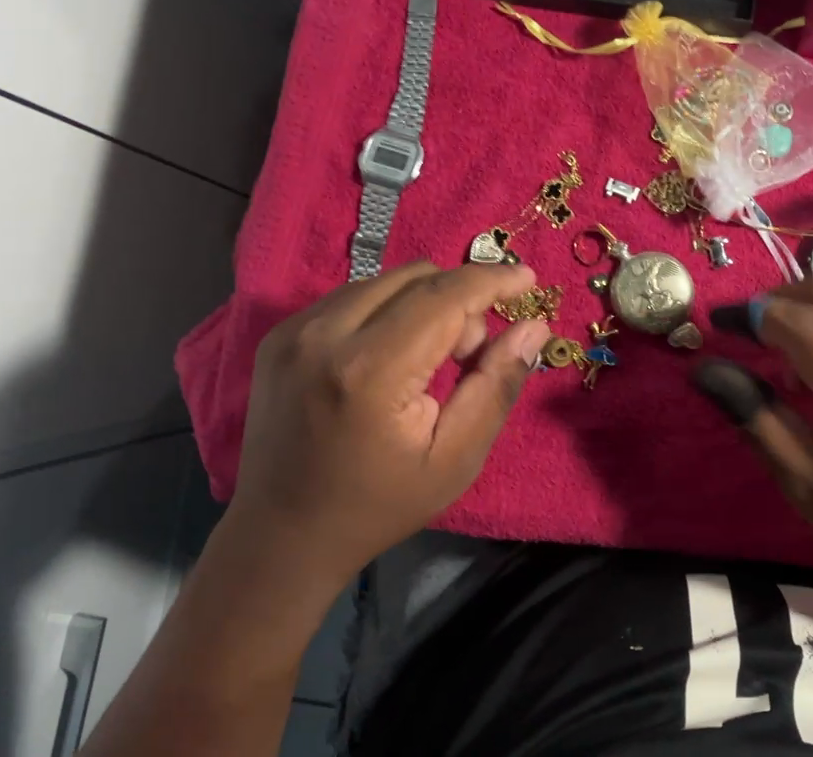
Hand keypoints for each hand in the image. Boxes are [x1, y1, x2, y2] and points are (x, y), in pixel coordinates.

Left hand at [230, 261, 550, 579]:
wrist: (282, 535)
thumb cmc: (378, 506)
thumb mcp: (455, 460)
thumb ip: (496, 386)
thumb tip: (533, 326)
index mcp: (370, 371)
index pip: (444, 296)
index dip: (492, 280)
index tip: (528, 279)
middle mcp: (326, 335)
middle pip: (416, 278)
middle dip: (460, 299)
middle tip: (471, 352)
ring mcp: (295, 330)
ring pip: (383, 280)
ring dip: (422, 302)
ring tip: (428, 358)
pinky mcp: (279, 333)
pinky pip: (351, 295)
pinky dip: (385, 309)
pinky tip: (389, 355)